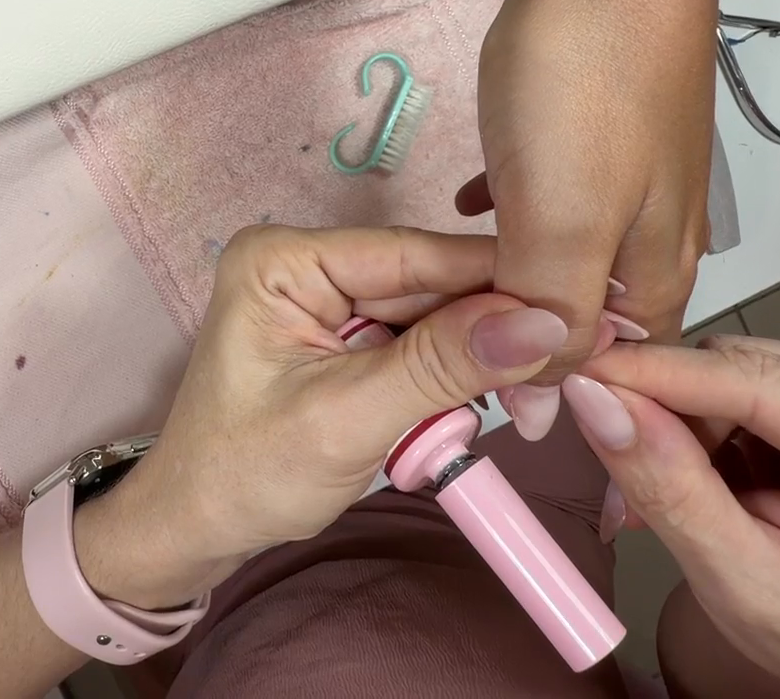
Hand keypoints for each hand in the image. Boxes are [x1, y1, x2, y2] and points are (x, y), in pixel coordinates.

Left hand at [75, 225, 570, 608]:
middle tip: (581, 356)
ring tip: (542, 390)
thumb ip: (440, 367)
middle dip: (495, 325)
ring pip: (431, 312)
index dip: (498, 277)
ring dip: (481, 354)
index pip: (410, 253)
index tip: (582, 301)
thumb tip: (541, 321)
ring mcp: (325, 296)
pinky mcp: (343, 332)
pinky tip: (498, 394)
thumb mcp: (345, 418)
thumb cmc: (245, 472)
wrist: (197, 526)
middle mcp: (307, 262)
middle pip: (426, 281)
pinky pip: (417, 340)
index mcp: (284, 258)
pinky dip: (455, 372)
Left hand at [459, 0, 715, 437]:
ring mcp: (618, 177)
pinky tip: (470, 202)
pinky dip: (504, 209)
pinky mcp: (588, 132)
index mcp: (651, 274)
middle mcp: (646, 235)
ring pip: (553, 253)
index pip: (589, 367)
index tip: (447, 380)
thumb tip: (539, 406)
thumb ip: (549, 312)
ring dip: (498, 271)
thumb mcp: (561, 217)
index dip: (522, 382)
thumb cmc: (585, 85)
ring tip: (437, 280)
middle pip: (570, 313)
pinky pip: (543, 195)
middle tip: (430, 331)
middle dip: (505, 328)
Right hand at [566, 335, 779, 698]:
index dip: (667, 374)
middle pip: (759, 367)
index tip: (584, 374)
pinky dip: (713, 406)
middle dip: (678, 408)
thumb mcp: (742, 588)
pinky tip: (718, 458)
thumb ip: (670, 489)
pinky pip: (757, 365)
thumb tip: (598, 398)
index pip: (777, 389)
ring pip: (749, 358)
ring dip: (693, 409)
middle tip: (638, 470)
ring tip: (688, 478)